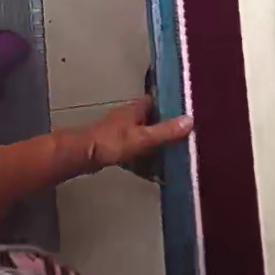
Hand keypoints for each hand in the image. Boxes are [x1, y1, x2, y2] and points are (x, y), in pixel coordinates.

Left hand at [53, 98, 193, 177]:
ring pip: (145, 136)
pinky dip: (145, 159)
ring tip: (176, 157)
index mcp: (137, 108)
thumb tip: (190, 120)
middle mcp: (130, 115)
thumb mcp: (143, 138)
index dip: (174, 108)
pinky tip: (155, 172)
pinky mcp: (116, 145)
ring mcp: (122, 130)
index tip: (190, 118)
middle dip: (167, 130)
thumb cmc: (113, 142)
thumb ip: (165, 131)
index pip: (160, 102)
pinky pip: (136, 150)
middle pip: (154, 120)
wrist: (83, 155)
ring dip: (156, 146)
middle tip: (186, 141)